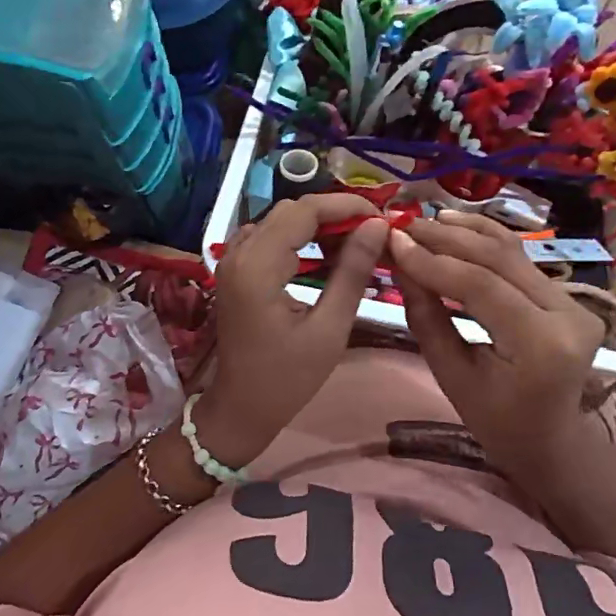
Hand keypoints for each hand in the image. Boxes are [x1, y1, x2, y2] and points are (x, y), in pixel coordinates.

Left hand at [203, 193, 389, 464]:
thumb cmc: (287, 378)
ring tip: (358, 244)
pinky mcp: (236, 272)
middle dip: (335, 214)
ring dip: (319, 226)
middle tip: (375, 233)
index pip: (304, 211)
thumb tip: (378, 226)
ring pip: (281, 222)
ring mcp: (233, 261)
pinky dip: (301, 239)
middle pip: (291, 211)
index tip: (383, 217)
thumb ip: (353, 272)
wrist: (241, 409)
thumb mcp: (330, 328)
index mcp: (258, 265)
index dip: (346, 206)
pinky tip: (328, 256)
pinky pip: (270, 239)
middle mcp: (239, 253)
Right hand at [389, 210, 606, 478]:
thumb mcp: (452, 376)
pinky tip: (456, 223)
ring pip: (513, 252)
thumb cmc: (496, 422)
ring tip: (423, 220)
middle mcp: (568, 315)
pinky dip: (486, 240)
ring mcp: (574, 302)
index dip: (433, 261)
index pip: (482, 287)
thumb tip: (401, 263)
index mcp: (541, 346)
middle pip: (500, 260)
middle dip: (445, 239)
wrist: (549, 439)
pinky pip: (521, 260)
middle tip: (402, 225)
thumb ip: (427, 317)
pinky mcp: (569, 297)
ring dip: (464, 232)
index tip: (393, 242)